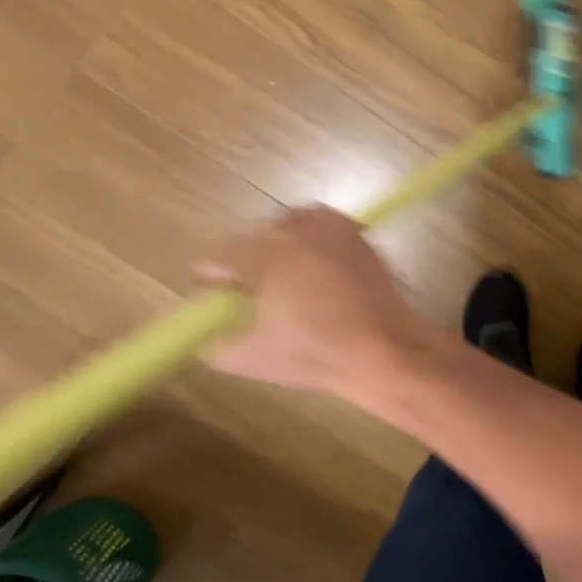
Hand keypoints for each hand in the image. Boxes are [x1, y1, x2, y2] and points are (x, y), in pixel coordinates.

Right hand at [194, 206, 444, 397]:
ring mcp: (327, 224)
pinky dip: (308, 242)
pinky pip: (316, 226)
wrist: (381, 345)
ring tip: (286, 286)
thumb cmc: (312, 353)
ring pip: (282, 229)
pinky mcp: (352, 229)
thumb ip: (208, 337)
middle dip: (244, 267)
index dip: (210, 284)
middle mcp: (293, 227)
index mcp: (261, 254)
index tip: (219, 308)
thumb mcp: (244, 357)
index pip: (213, 257)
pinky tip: (314, 271)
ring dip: (275, 251)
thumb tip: (199, 322)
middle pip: (248, 240)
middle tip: (254, 301)